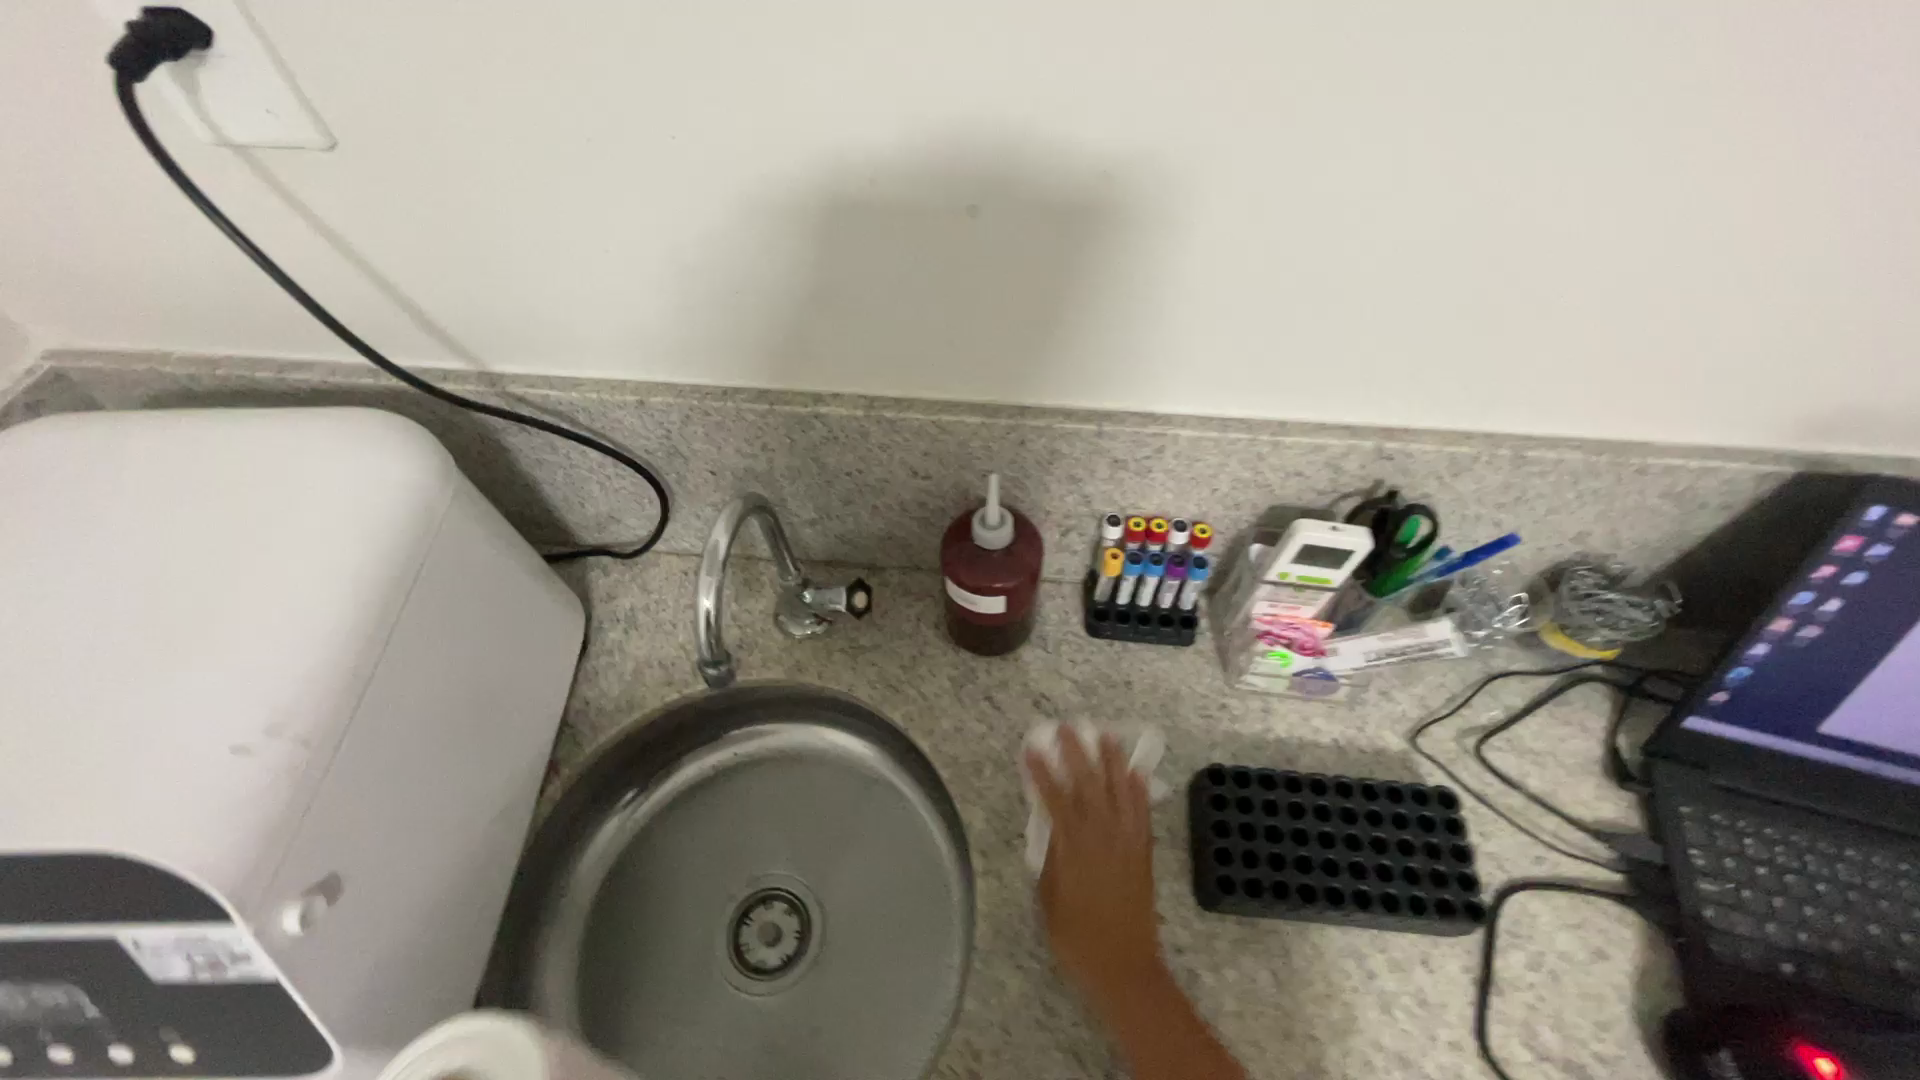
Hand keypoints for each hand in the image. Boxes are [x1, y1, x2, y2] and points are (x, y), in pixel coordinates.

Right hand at [1025, 729, 1161, 1013]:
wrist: (1123, 964)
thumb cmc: (1076, 936)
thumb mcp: (1050, 895)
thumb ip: (1052, 855)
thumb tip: (1050, 825)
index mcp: (1073, 846)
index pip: (1054, 797)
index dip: (1042, 771)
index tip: (1031, 748)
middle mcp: (1102, 835)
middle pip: (1088, 784)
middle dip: (1076, 753)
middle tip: (1067, 728)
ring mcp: (1127, 840)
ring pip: (1120, 790)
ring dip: (1112, 761)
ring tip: (1105, 735)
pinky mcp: (1144, 850)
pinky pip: (1142, 811)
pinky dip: (1139, 789)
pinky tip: (1135, 772)